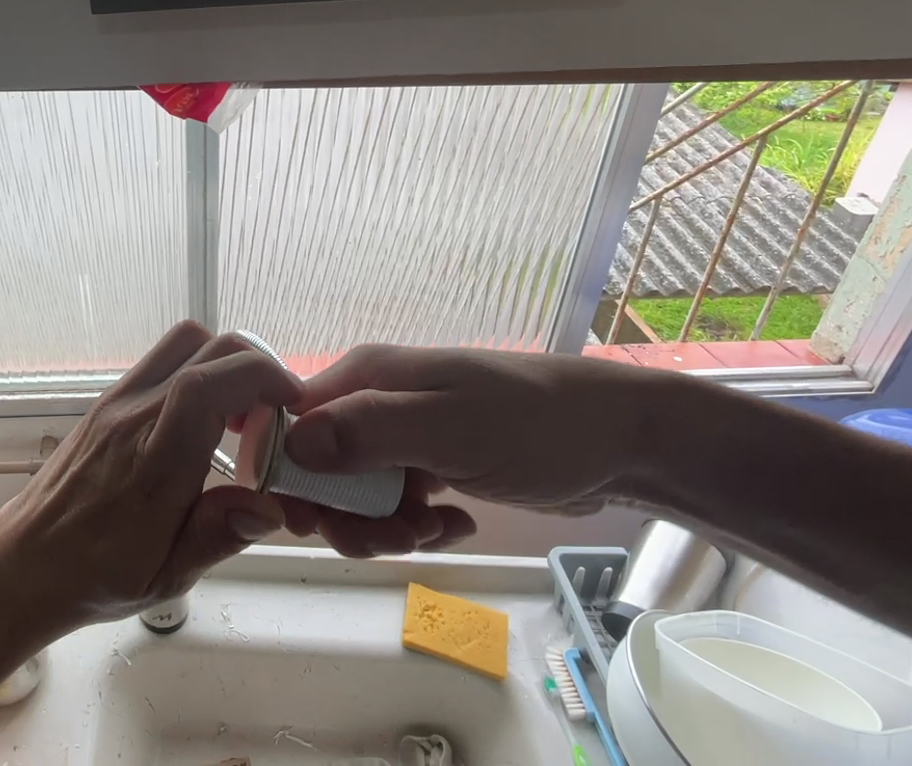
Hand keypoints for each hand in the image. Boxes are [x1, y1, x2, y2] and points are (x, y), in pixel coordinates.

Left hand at [0, 322, 298, 642]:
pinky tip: (206, 419)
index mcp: (152, 465)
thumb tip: (272, 505)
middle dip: (255, 365)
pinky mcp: (109, 401)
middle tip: (275, 412)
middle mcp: (132, 418)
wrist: (25, 560)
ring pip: (182, 343)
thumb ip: (219, 534)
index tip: (292, 402)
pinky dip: (199, 370)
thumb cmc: (95, 575)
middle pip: (203, 347)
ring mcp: (117, 402)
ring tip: (242, 413)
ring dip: (224, 362)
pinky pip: (162, 361)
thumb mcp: (167, 576)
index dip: (260, 376)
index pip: (206, 386)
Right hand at [277, 345, 657, 556]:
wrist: (622, 440)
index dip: (288, 474)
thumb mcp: (449, 427)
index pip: (291, 422)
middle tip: (396, 535)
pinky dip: (415, 524)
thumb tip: (289, 446)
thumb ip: (367, 431)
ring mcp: (402, 433)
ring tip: (434, 530)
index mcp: (366, 377)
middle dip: (347, 513)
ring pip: (356, 493)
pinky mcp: (429, 462)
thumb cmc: (536, 426)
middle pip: (319, 467)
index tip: (311, 520)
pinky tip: (455, 524)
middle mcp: (374, 401)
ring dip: (385, 526)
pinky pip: (394, 502)